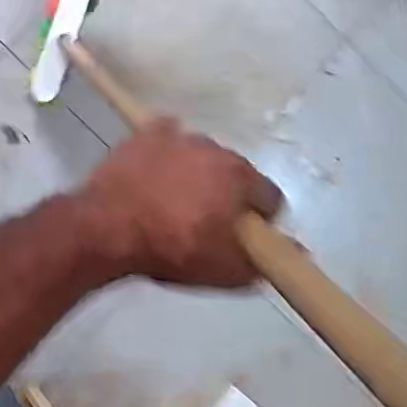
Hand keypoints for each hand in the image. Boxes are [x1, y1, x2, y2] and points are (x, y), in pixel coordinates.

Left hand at [80, 119, 283, 287]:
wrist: (108, 226)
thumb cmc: (174, 248)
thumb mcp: (230, 270)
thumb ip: (267, 260)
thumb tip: (298, 250)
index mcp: (239, 175)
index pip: (269, 196)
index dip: (261, 220)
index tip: (244, 238)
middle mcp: (210, 147)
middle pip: (232, 172)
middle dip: (226, 193)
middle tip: (206, 221)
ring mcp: (172, 137)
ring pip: (197, 155)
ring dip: (194, 172)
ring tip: (174, 199)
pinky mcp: (139, 136)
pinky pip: (163, 137)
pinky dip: (165, 150)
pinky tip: (156, 167)